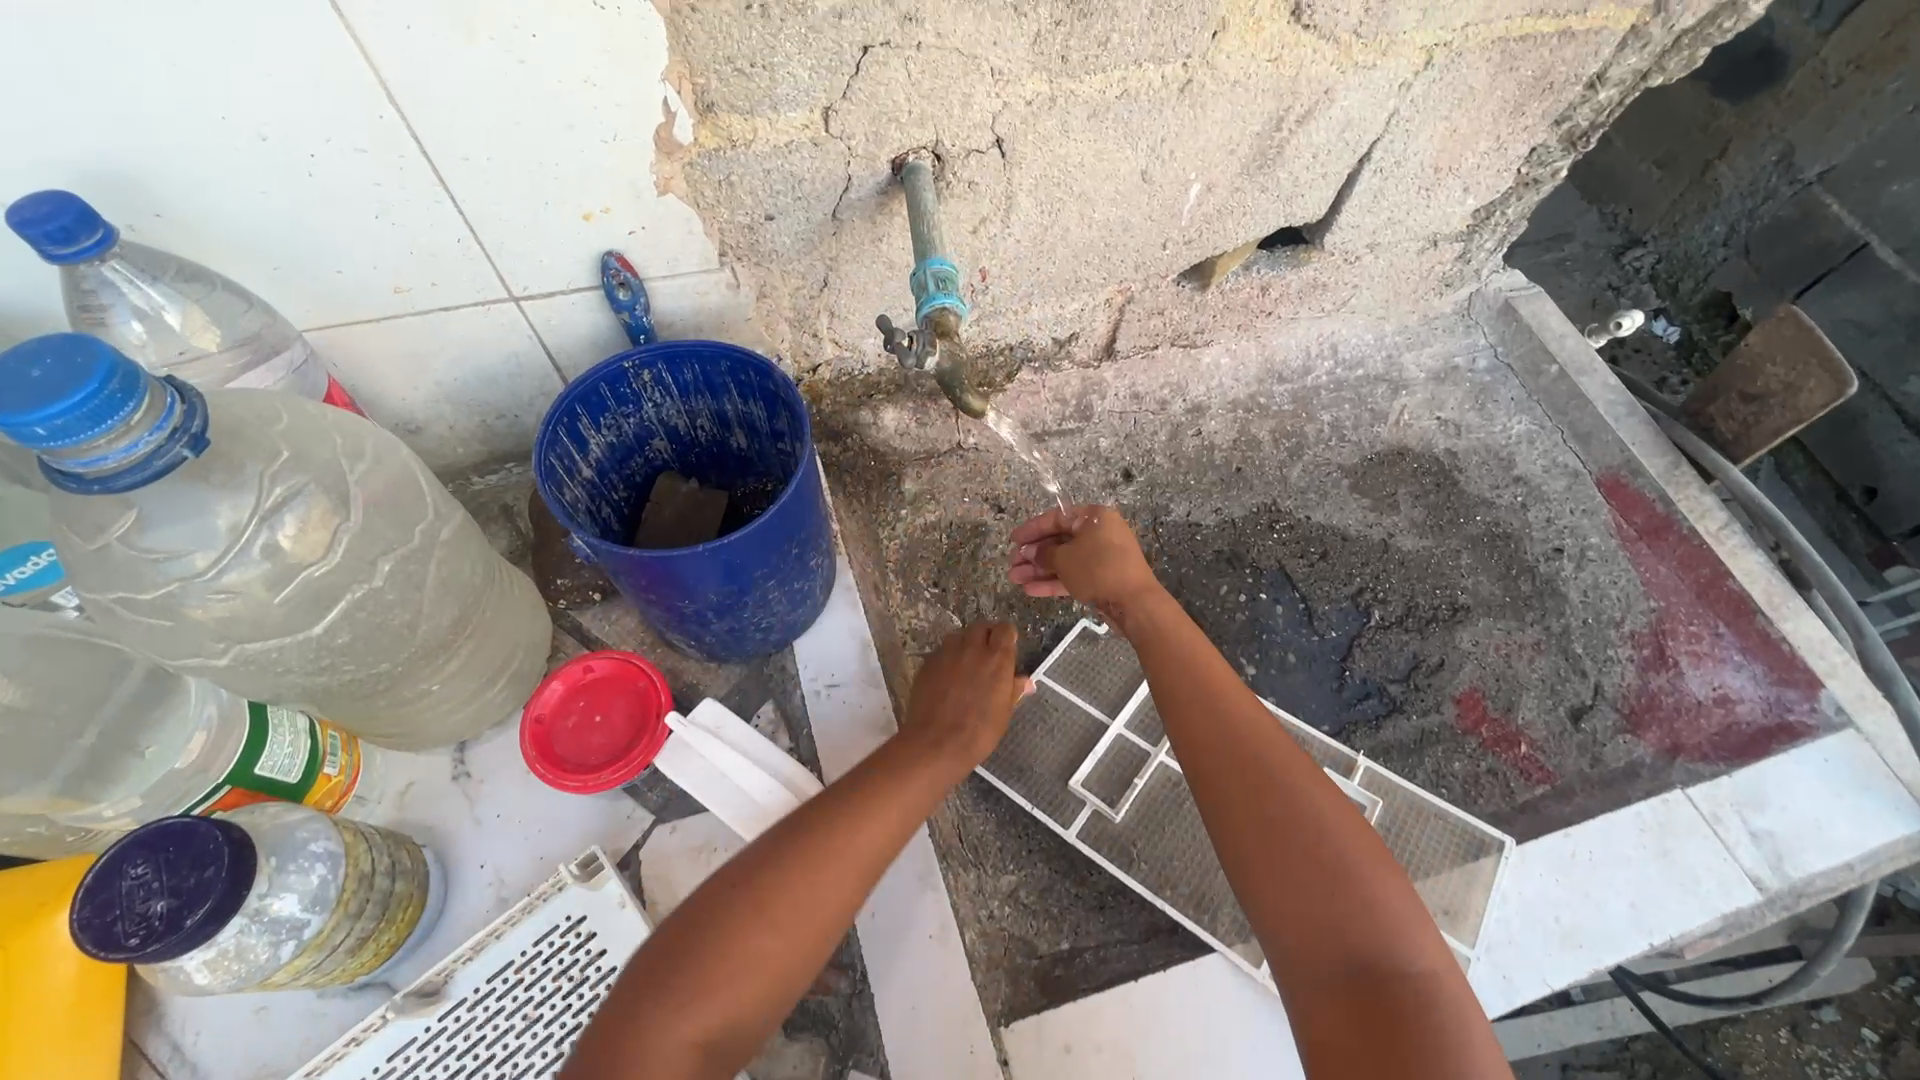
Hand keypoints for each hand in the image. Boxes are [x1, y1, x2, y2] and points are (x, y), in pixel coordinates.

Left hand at [899, 622, 1028, 770]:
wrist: (936, 743)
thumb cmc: (979, 732)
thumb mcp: (1004, 713)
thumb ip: (1013, 690)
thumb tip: (1026, 681)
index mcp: (997, 659)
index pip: (1005, 629)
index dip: (1006, 636)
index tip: (1006, 648)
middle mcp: (972, 649)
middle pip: (981, 627)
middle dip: (985, 636)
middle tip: (987, 655)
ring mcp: (947, 653)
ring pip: (958, 636)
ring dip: (964, 644)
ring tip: (965, 664)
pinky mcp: (928, 663)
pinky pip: (941, 652)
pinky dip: (947, 658)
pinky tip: (946, 678)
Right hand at [1008, 505, 1164, 618]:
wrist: (1134, 602)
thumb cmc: (1098, 569)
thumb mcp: (1065, 558)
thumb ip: (1043, 554)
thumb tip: (1030, 553)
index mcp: (1094, 518)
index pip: (1057, 517)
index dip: (1032, 529)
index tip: (1013, 540)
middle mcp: (1099, 534)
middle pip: (1059, 540)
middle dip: (1033, 554)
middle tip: (1012, 563)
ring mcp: (1101, 558)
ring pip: (1064, 561)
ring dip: (1038, 570)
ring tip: (1014, 579)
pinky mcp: (1101, 579)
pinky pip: (1073, 576)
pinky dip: (1053, 581)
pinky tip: (1030, 590)